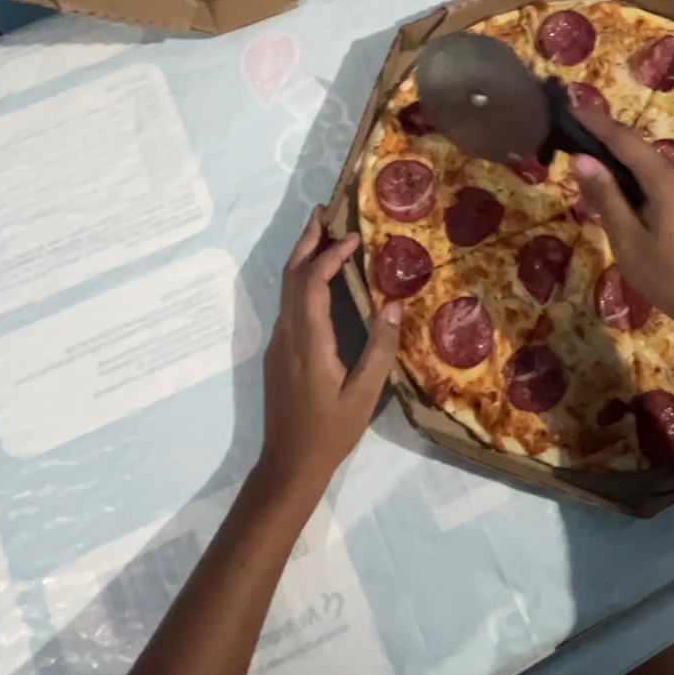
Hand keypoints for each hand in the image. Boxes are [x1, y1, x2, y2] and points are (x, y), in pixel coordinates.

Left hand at [257, 207, 401, 494]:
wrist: (287, 464)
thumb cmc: (330, 432)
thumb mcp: (364, 395)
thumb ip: (379, 350)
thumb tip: (395, 306)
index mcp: (308, 341)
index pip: (312, 283)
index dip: (330, 255)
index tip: (353, 238)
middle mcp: (287, 334)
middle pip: (290, 275)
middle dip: (306, 240)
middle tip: (324, 210)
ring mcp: (279, 342)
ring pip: (285, 287)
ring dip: (302, 256)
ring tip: (323, 232)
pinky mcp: (278, 351)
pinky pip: (288, 302)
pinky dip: (302, 278)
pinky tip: (319, 278)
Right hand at [569, 108, 673, 345]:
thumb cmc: (668, 277)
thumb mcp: (627, 239)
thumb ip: (605, 196)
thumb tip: (580, 158)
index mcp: (666, 180)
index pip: (624, 140)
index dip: (596, 123)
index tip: (571, 108)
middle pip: (639, 150)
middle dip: (606, 144)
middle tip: (572, 143)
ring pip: (651, 168)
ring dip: (622, 166)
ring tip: (591, 172)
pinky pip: (664, 182)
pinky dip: (639, 182)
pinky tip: (623, 198)